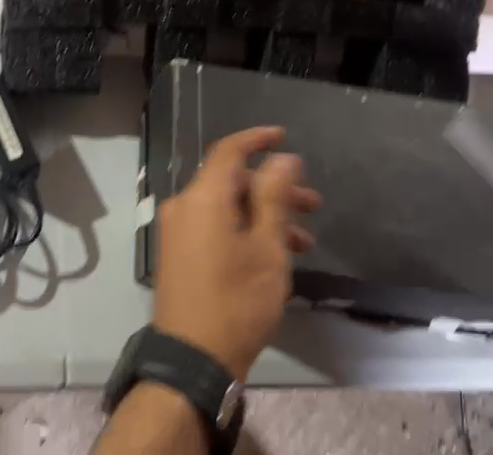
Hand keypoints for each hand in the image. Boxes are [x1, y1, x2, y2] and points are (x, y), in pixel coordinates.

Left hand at [152, 126, 322, 379]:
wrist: (193, 356)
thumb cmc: (236, 300)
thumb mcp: (267, 248)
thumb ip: (274, 197)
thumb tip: (283, 157)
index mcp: (202, 197)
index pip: (229, 151)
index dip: (257, 139)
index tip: (285, 136)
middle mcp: (184, 205)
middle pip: (231, 181)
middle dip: (274, 189)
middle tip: (313, 205)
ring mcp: (178, 229)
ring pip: (226, 206)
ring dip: (264, 215)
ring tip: (305, 240)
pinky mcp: (179, 251)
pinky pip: (215, 225)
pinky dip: (245, 230)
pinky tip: (275, 255)